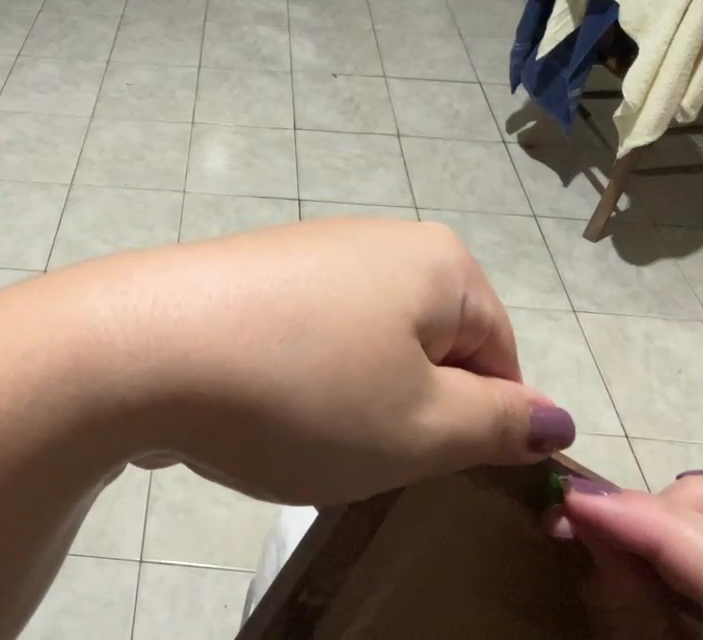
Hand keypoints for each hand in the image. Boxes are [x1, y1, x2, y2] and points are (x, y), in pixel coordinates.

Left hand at [60, 217, 574, 504]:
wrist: (147, 345)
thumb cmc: (303, 390)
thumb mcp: (422, 429)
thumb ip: (500, 425)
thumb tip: (555, 418)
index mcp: (437, 262)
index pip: (501, 356)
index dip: (476, 424)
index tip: (424, 460)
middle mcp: (376, 241)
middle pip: (429, 347)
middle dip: (407, 410)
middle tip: (359, 448)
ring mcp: (308, 252)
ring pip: (364, 349)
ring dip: (348, 402)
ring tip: (300, 429)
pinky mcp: (254, 275)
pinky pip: (306, 339)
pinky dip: (296, 380)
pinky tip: (258, 406)